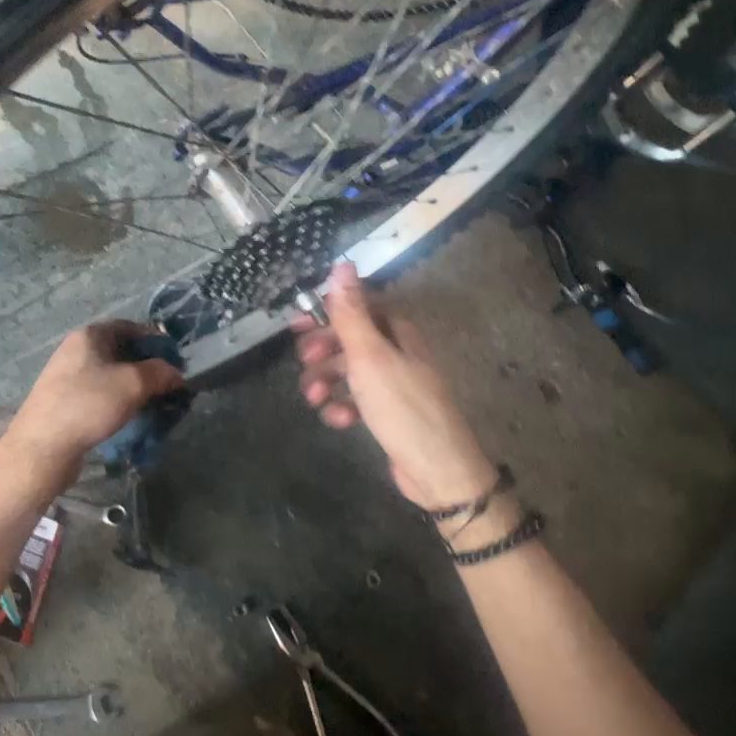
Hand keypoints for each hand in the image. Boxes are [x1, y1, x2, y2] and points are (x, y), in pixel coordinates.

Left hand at [0, 321, 185, 483]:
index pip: (129, 327)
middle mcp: (76, 350)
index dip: (155, 340)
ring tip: (154, 404)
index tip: (176, 360)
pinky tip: (130, 417)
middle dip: (147, 367)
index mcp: (89, 336)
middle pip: (120, 351)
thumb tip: (176, 373)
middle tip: (169, 386)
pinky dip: (117, 401)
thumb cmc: (89, 404)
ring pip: (110, 375)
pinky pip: (99, 393)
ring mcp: (67, 376)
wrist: (43, 445)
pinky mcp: (65, 400)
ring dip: (134, 387)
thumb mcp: (133, 384)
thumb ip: (160, 372)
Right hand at [292, 262, 497, 507]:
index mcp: (397, 332)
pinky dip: (342, 406)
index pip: (357, 306)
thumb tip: (342, 263)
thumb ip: (351, 312)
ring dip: (326, 381)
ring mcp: (393, 383)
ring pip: (347, 370)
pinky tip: (340, 420)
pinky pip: (356, 399)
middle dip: (322, 350)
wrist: (438, 472)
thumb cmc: (402, 407)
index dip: (326, 312)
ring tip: (315, 399)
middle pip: (348, 338)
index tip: (297, 324)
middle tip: (305, 363)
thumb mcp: (369, 356)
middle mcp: (397, 352)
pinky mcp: (388, 412)